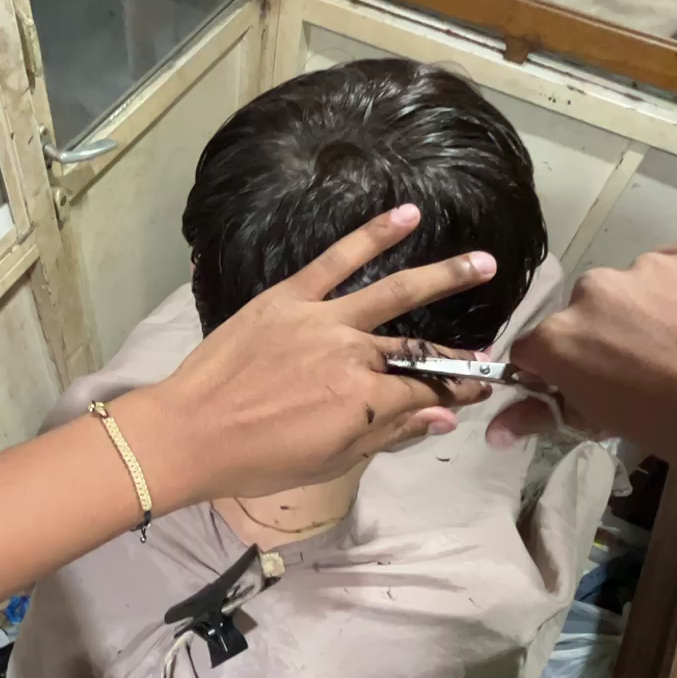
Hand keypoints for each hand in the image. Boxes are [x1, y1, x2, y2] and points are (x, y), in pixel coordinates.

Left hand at [119, 205, 497, 503]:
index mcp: (364, 401)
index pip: (423, 392)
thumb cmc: (257, 461)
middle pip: (414, 350)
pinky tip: (407, 214)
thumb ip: (387, 436)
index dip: (453, 393)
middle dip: (455, 355)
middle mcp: (353, 354)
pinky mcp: (289, 297)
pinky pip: (336, 260)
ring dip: (442, 277)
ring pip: (393, 293)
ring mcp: (322, 320)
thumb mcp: (328, 463)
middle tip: (486, 349)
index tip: (477, 390)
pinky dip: (372, 235)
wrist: (190, 432)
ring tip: (483, 263)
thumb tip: (442, 419)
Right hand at [490, 239, 676, 508]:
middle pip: (583, 314)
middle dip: (602, 336)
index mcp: (558, 338)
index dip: (555, 369)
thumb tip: (492, 433)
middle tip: (645, 370)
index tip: (582, 386)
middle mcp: (591, 292)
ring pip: (632, 288)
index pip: (533, 349)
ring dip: (646, 310)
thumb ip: (542, 417)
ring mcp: (648, 265)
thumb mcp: (606, 424)